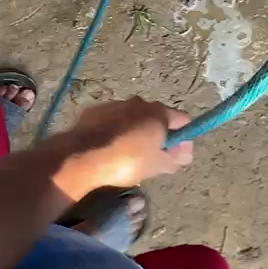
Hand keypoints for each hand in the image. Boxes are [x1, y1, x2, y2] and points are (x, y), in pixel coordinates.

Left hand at [50, 98, 194, 199]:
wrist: (83, 156)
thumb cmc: (128, 161)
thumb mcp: (158, 166)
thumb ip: (175, 158)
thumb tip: (184, 154)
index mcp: (158, 113)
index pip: (182, 120)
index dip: (184, 138)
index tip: (178, 155)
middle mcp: (138, 102)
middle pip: (156, 117)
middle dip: (158, 135)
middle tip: (154, 156)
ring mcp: (114, 104)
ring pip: (132, 117)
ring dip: (135, 131)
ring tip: (128, 154)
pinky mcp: (94, 111)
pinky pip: (111, 120)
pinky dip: (115, 130)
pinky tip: (109, 148)